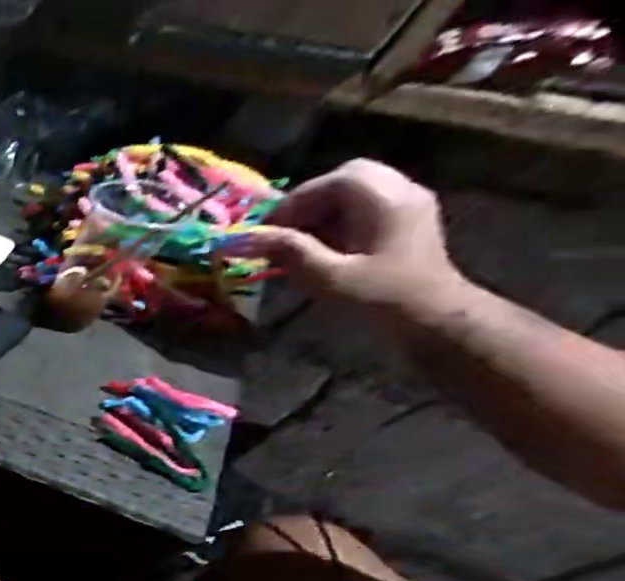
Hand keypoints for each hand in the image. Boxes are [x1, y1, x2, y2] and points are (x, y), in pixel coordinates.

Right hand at [227, 159, 471, 313]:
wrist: (429, 315)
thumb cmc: (377, 297)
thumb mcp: (326, 277)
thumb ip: (287, 251)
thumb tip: (240, 238)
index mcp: (387, 201)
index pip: (336, 179)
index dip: (296, 200)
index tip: (269, 230)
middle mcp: (402, 192)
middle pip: (347, 177)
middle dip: (308, 200)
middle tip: (281, 231)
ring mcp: (407, 205)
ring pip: (355, 190)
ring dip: (319, 210)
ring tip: (296, 241)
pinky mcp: (403, 220)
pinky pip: (363, 204)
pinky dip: (335, 217)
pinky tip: (319, 244)